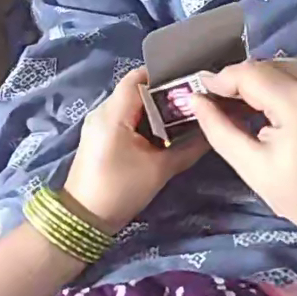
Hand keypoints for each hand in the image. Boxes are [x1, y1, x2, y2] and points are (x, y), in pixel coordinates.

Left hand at [62, 67, 210, 231]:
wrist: (85, 218)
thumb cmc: (121, 190)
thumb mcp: (160, 170)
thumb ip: (188, 148)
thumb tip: (211, 131)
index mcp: (114, 113)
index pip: (138, 77)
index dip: (164, 76)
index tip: (189, 85)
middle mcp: (102, 112)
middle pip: (136, 90)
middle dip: (163, 94)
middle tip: (192, 103)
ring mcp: (98, 124)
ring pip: (130, 105)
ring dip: (154, 109)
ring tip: (182, 117)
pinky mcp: (99, 136)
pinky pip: (123, 118)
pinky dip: (142, 121)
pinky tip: (162, 133)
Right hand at [189, 59, 296, 242]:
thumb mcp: (253, 168)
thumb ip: (220, 129)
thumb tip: (195, 99)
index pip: (250, 73)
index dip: (221, 79)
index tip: (202, 91)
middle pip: (267, 64)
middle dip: (240, 80)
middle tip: (220, 102)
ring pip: (286, 65)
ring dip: (261, 79)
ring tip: (244, 105)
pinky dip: (283, 82)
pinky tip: (273, 105)